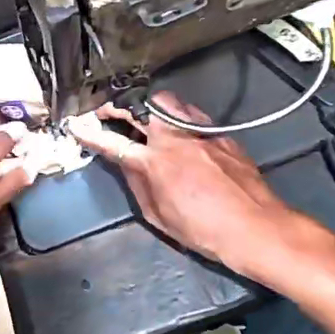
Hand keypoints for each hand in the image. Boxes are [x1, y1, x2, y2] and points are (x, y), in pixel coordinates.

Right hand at [71, 92, 334, 270]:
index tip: (77, 125)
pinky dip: (178, 119)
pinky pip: (192, 116)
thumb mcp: (158, 216)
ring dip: (150, 107)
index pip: (113, 142)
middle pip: (141, 105)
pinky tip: (179, 135)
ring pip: (169, 102)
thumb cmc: (205, 231)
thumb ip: (138, 185)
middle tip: (110, 113)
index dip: (91, 133)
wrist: (257, 227)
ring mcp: (200, 132)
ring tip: (144, 119)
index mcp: (156, 162)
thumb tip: (128, 166)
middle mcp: (176, 139)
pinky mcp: (220, 134)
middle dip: (120, 106)